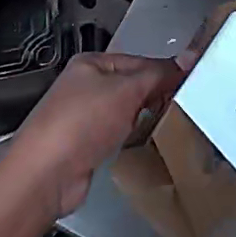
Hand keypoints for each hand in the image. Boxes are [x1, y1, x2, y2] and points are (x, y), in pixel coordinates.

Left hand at [5, 52, 186, 217]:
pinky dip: (132, 137)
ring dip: (144, 118)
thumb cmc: (78, 125)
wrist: (45, 175)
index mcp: (92, 64)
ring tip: (168, 125)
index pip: (139, 61)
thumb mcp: (125, 91)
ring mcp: (85, 117)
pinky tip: (145, 142)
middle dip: (155, 96)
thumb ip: (156, 76)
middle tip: (182, 106)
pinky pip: (118, 134)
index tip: (190, 82)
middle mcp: (86, 86)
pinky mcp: (87, 144)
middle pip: (132, 86)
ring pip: (126, 111)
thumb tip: (184, 61)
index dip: (164, 71)